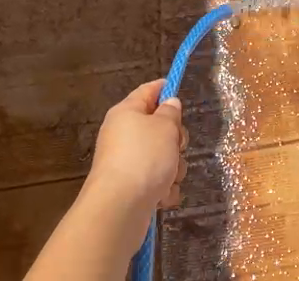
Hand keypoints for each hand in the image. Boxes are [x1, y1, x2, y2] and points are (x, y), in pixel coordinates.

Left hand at [84, 79, 187, 213]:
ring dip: (173, 167)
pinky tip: (163, 196)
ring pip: (161, 157)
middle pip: (157, 127)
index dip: (164, 89)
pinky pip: (156, 182)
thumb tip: (169, 104)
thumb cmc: (144, 158)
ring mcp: (126, 164)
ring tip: (171, 177)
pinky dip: (164, 189)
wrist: (120, 208)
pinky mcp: (131, 189)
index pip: (147, 91)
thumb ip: (171, 113)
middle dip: (175, 139)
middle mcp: (123, 136)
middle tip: (178, 145)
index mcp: (126, 113)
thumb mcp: (165, 127)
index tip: (178, 91)